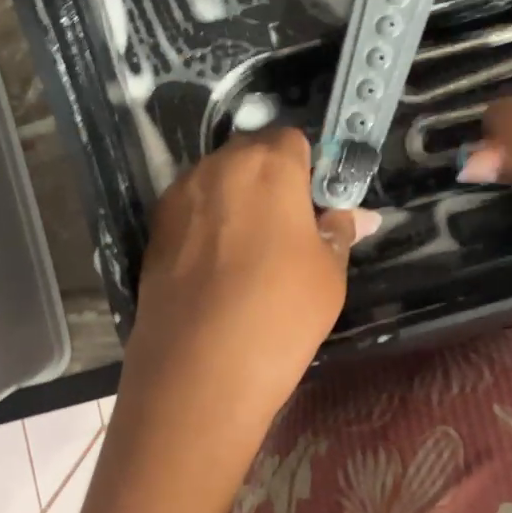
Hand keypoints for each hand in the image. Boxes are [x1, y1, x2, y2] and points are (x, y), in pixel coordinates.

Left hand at [127, 127, 377, 411]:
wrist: (197, 372)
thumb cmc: (280, 315)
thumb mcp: (328, 274)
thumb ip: (339, 232)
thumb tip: (357, 214)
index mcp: (269, 164)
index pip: (294, 140)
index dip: (308, 168)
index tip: (316, 205)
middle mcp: (219, 165)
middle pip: (252, 155)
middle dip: (271, 179)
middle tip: (289, 228)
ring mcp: (181, 195)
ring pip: (218, 181)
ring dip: (237, 200)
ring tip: (252, 252)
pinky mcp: (154, 227)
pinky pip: (193, 210)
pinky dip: (208, 224)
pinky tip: (218, 267)